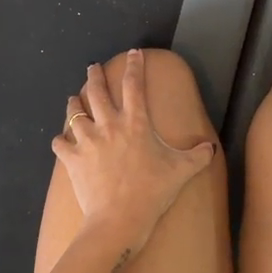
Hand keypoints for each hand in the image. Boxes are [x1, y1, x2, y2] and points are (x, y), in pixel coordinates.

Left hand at [53, 50, 216, 252]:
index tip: (133, 54)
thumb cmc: (153, 191)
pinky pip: (60, 144)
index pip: (134, 86)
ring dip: (73, 104)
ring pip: (74, 114)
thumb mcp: (182, 172)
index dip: (134, 66)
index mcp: (136, 123)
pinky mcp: (72, 159)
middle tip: (92, 68)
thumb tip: (211, 148)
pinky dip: (60, 140)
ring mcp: (87, 141)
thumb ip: (198, 156)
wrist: (120, 218)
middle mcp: (109, 125)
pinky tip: (61, 141)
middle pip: (97, 92)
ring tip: (73, 100)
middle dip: (95, 76)